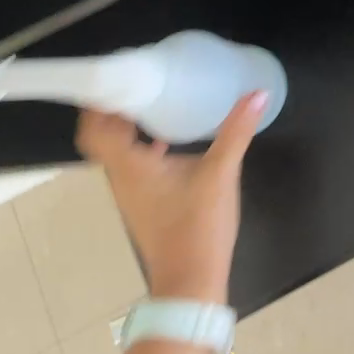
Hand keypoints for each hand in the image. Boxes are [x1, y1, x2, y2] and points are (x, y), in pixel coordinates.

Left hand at [75, 91, 267, 303]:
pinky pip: (133, 163)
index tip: (118, 73)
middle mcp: (122, 177)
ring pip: (117, 150)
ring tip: (155, 98)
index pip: (95, 128)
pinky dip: (143, 144)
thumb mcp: (221, 173)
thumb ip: (237, 131)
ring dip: (128, 125)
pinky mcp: (145, 202)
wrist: (190, 280)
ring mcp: (131, 192)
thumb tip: (258, 94)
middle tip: (141, 78)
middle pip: (102, 136)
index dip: (99, 100)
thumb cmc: (197, 226)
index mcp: (130, 166)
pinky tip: (169, 137)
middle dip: (115, 107)